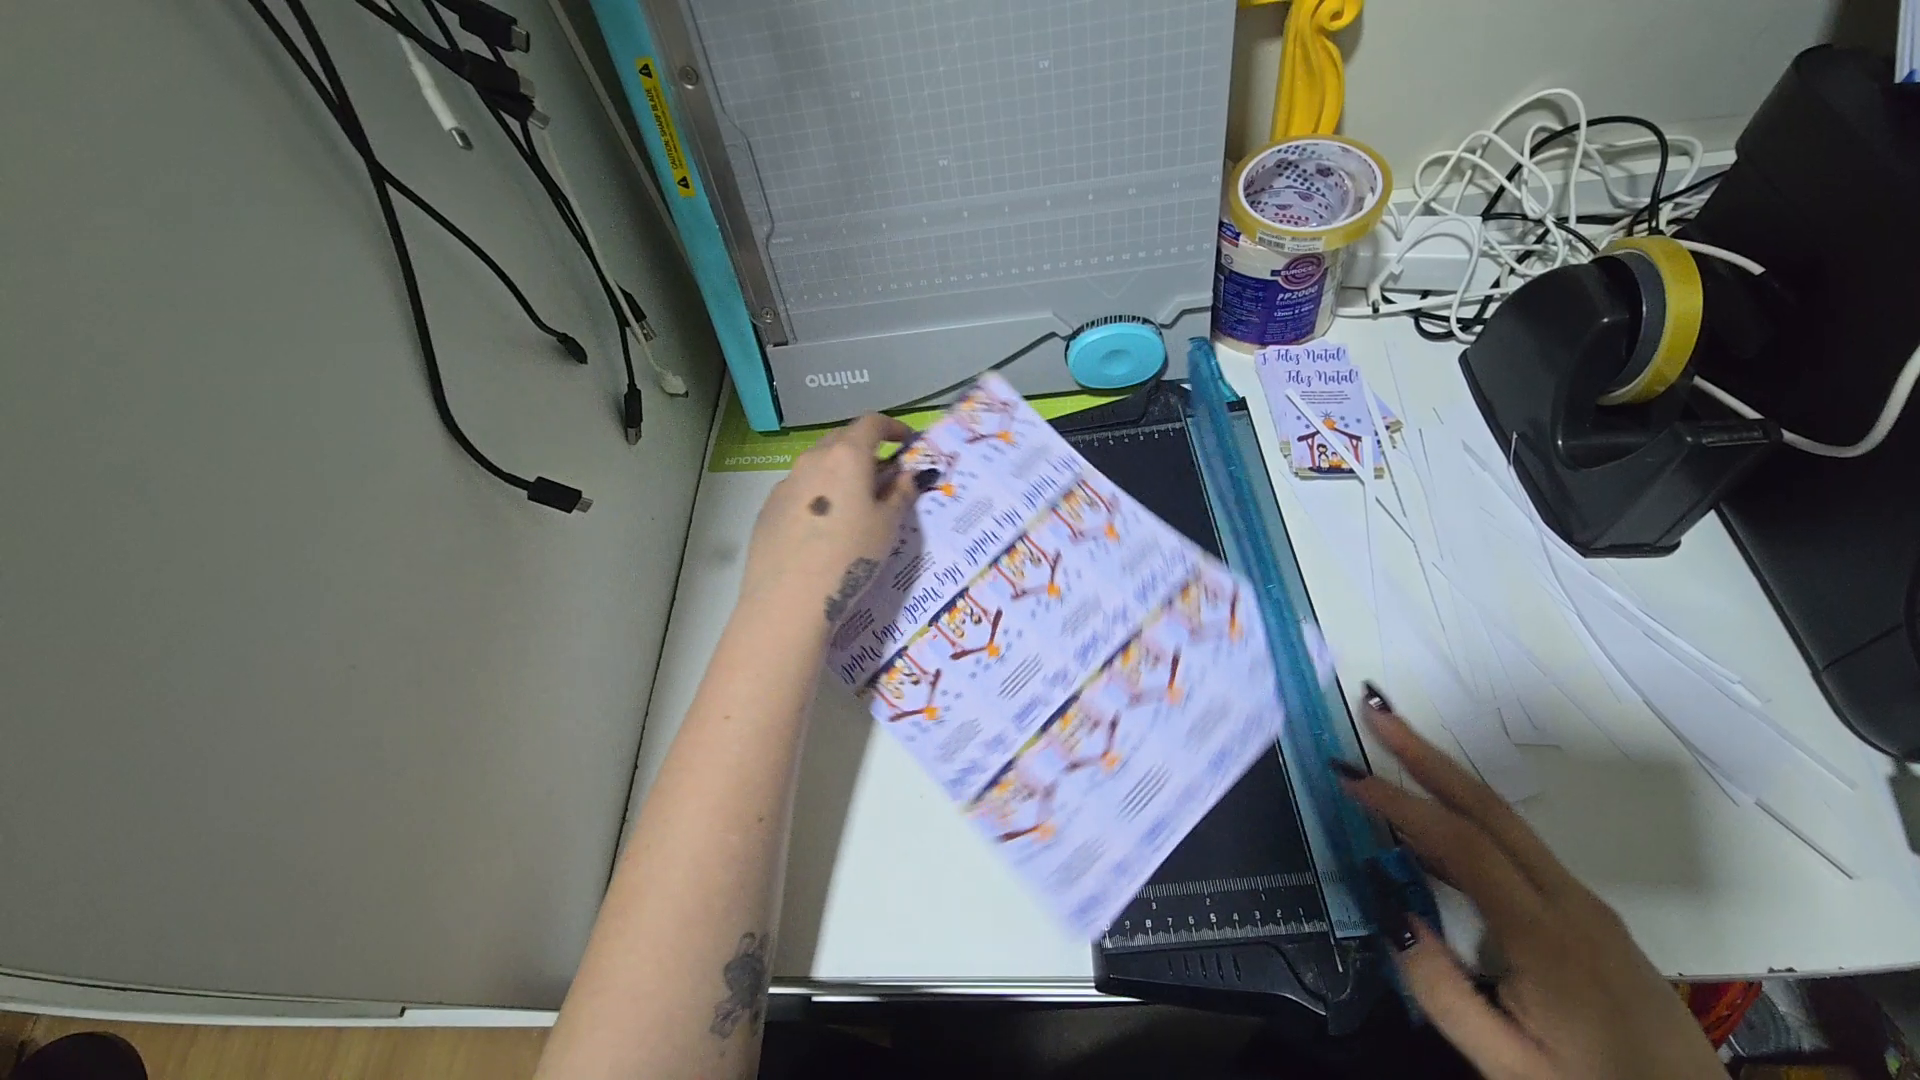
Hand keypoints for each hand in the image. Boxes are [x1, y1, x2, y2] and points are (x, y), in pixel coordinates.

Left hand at [741, 413, 931, 630]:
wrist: (789, 597)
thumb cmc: (851, 557)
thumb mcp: (887, 526)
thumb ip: (900, 494)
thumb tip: (906, 476)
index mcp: (847, 456)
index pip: (872, 423)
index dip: (892, 428)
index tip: (905, 441)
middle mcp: (813, 459)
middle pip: (842, 439)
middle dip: (864, 449)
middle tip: (882, 474)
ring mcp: (786, 482)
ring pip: (818, 465)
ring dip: (838, 472)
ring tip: (852, 502)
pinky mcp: (769, 506)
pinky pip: (800, 489)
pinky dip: (817, 494)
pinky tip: (822, 527)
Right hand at [1342, 687, 1721, 1079]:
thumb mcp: (1508, 1067)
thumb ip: (1443, 992)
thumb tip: (1394, 915)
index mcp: (1545, 937)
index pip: (1463, 846)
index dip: (1403, 804)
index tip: (1350, 778)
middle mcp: (1569, 902)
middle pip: (1490, 809)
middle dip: (1428, 756)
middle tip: (1376, 713)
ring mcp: (1584, 903)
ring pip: (1506, 822)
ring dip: (1446, 778)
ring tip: (1393, 749)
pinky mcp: (1588, 913)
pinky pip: (1518, 849)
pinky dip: (1467, 817)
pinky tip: (1434, 827)